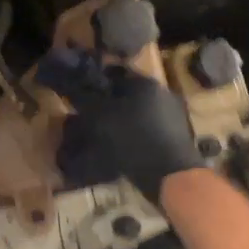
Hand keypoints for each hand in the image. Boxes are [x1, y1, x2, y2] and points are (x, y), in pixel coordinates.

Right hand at [37, 50, 204, 202]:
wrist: (171, 175)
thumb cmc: (133, 140)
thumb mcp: (101, 118)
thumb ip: (86, 100)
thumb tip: (72, 87)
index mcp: (145, 83)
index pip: (114, 73)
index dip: (95, 83)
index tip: (80, 95)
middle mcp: (161, 93)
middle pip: (127, 94)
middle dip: (108, 103)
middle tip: (88, 117)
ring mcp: (173, 115)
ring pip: (137, 112)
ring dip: (120, 120)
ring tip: (102, 136)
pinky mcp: (176, 136)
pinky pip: (147, 129)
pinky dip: (133, 134)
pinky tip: (122, 148)